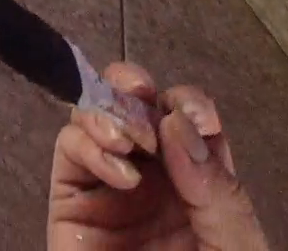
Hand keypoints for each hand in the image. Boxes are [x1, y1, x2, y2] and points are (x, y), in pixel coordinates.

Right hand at [47, 62, 269, 249]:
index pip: (193, 126)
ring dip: (109, 112)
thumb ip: (218, 195)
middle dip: (134, 87)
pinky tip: (118, 171)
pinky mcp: (70, 200)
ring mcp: (110, 187)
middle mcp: (157, 180)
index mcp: (206, 191)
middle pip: (137, 107)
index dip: (190, 106)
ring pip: (96, 116)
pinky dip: (88, 143)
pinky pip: (69, 149)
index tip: (194, 116)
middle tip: (139, 92)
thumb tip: (176, 123)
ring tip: (129, 141)